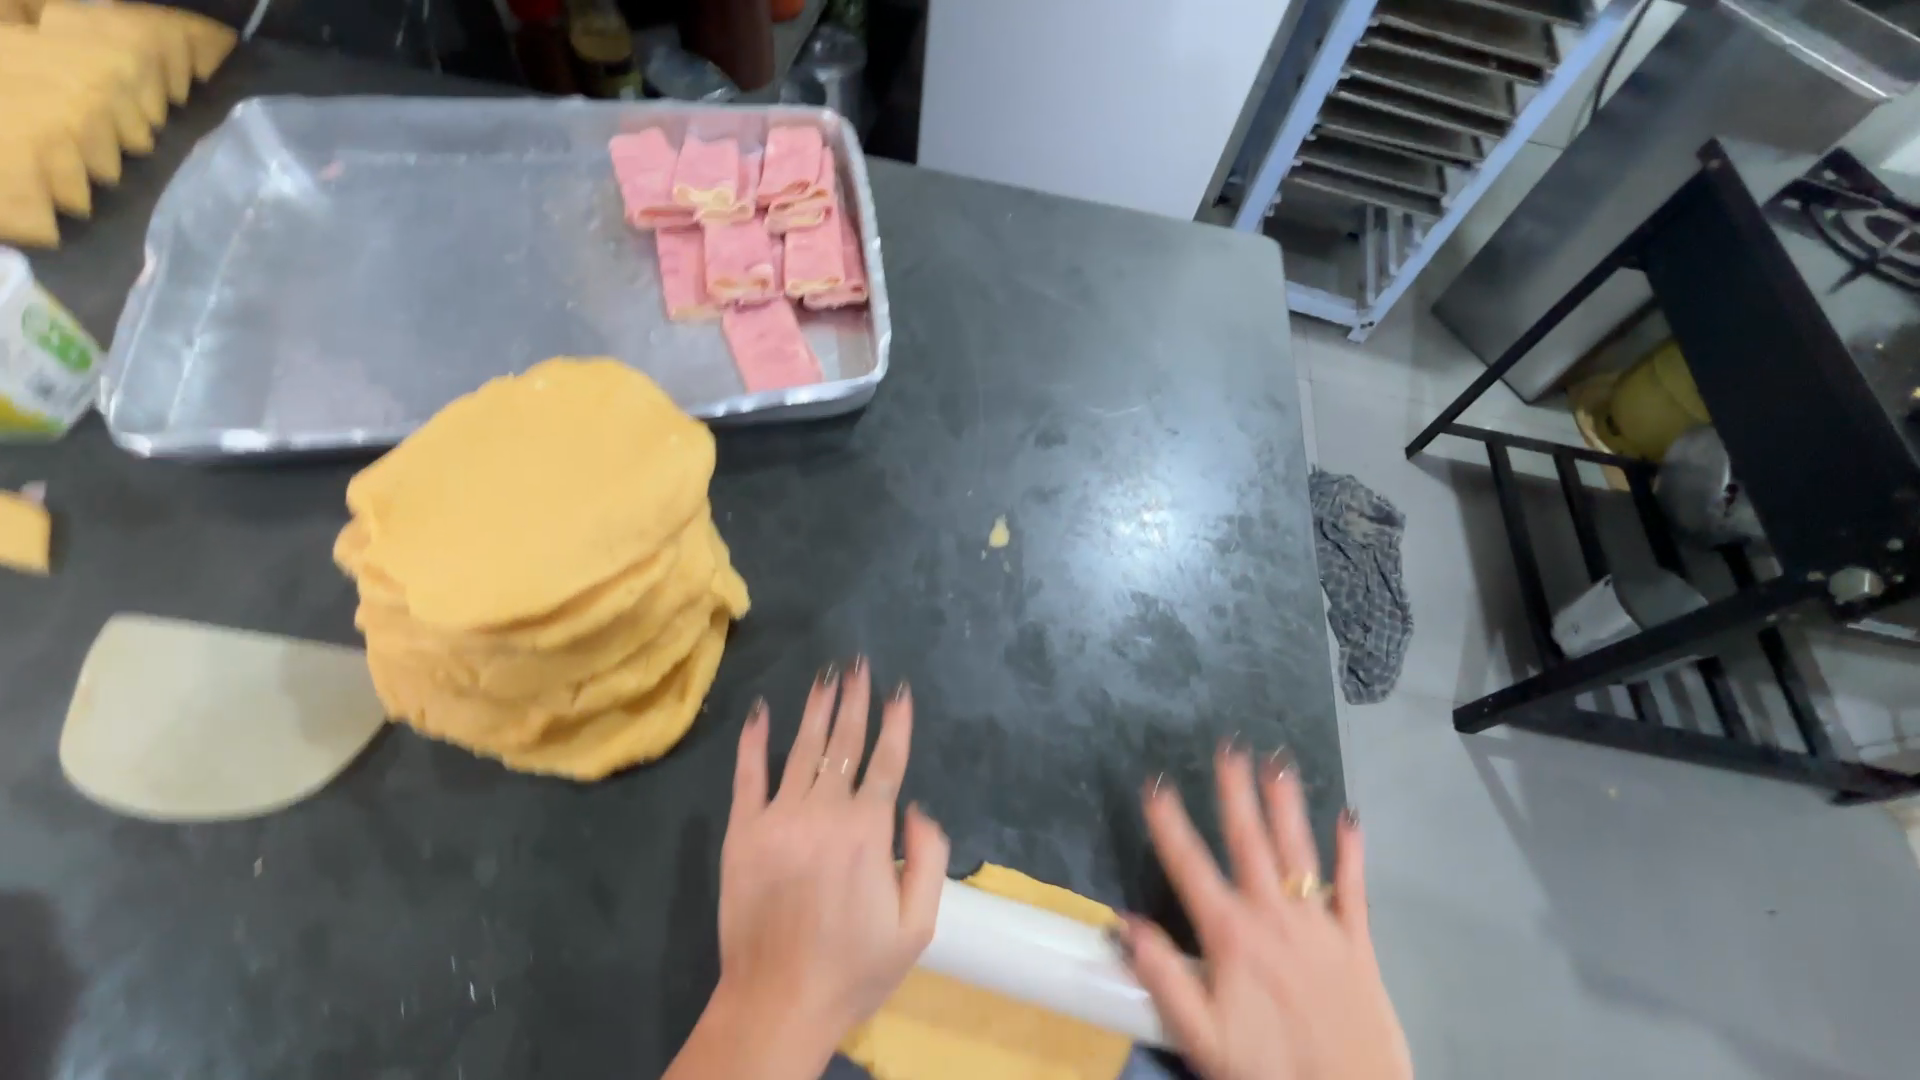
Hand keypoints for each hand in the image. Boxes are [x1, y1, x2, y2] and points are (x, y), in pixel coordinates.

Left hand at [669, 659, 949, 1079]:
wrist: (778, 1002)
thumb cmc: (855, 967)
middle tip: (860, 664)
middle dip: (856, 700)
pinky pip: (749, 776)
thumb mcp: (918, 925)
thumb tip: (913, 807)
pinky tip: (762, 712)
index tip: (900, 690)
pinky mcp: (743, 832)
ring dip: (817, 709)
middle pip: (845, 744)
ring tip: (827, 676)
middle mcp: (824, 813)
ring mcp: (779, 819)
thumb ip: (928, 858)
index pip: (886, 762)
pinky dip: (755, 742)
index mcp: (868, 832)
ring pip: (803, 750)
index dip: (896, 723)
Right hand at [1119, 745, 1410, 1079]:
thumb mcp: (1200, 1038)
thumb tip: (1125, 922)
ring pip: (1298, 852)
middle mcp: (1273, 916)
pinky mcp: (1358, 942)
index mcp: (1231, 935)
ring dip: (1287, 806)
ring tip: (1278, 763)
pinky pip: (1354, 889)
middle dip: (1235, 793)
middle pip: (1248, 842)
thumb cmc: (1268, 1071)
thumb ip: (1163, 977)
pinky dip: (1352, 853)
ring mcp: (1319, 924)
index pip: (1190, 866)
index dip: (1169, 823)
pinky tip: (1350, 818)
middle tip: (1228, 748)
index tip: (1156, 784)